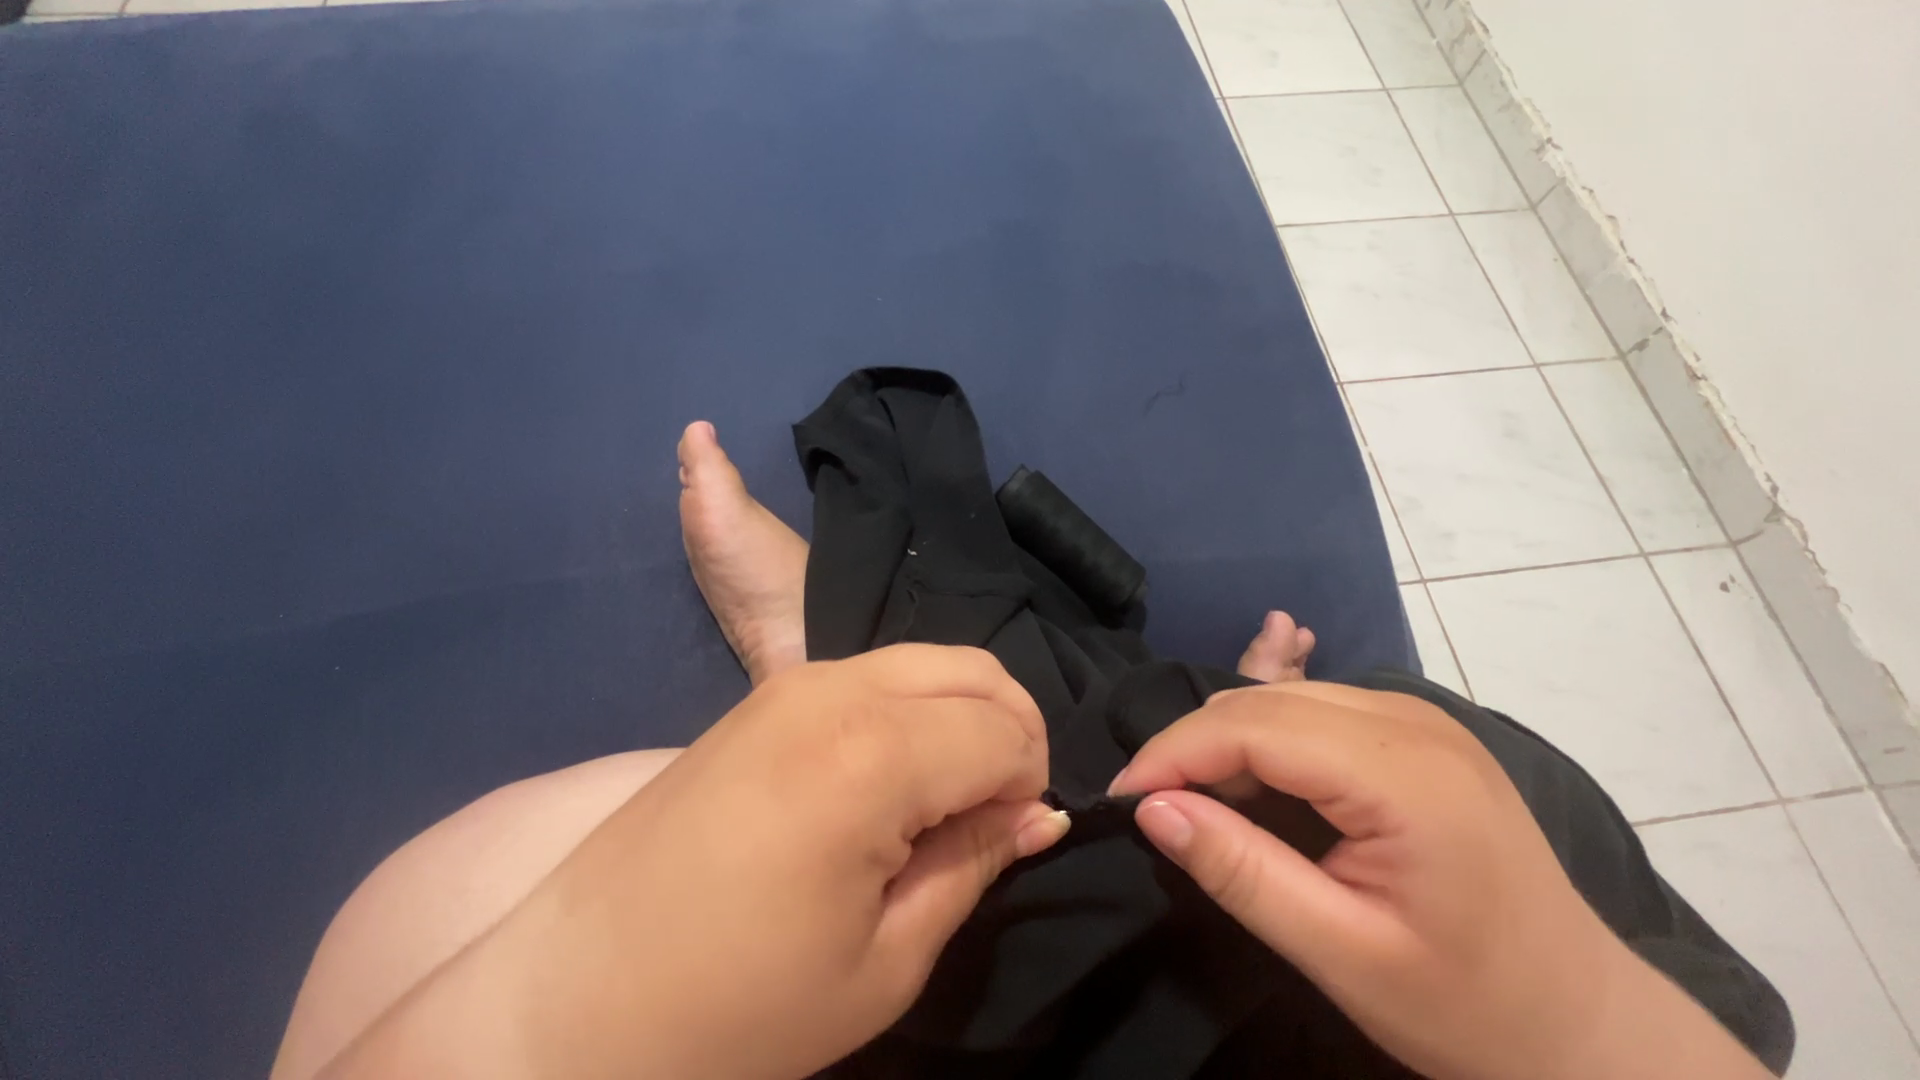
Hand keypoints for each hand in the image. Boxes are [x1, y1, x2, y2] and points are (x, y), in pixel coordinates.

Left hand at [325, 645, 1069, 1079]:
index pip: (1003, 733)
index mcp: (869, 756)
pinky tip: (889, 779)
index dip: (1028, 785)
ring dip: (961, 716)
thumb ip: (972, 863)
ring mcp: (789, 681)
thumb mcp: (883, 963)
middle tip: (992, 814)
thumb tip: (1038, 813)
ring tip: (942, 801)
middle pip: (973, 672)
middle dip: (1009, 731)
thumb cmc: (739, 1009)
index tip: (1010, 842)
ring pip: (925, 661)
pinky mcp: (760, 694)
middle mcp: (833, 689)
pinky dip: (913, 709)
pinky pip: (873, 674)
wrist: (575, 1002)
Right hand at [1110, 682, 1769, 1079]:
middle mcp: (1412, 722)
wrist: (1585, 1025)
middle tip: (1151, 810)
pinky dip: (1265, 738)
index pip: (1251, 727)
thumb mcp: (1342, 955)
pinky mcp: (1420, 734)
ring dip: (1225, 741)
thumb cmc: (1466, 1005)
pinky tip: (1250, 779)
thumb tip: (1151, 809)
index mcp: (1403, 774)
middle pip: (1263, 702)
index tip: (1122, 802)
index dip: (1172, 755)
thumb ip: (1242, 872)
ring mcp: (1422, 720)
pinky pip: (1315, 709)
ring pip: (1284, 698)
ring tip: (1192, 802)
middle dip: (1192, 746)